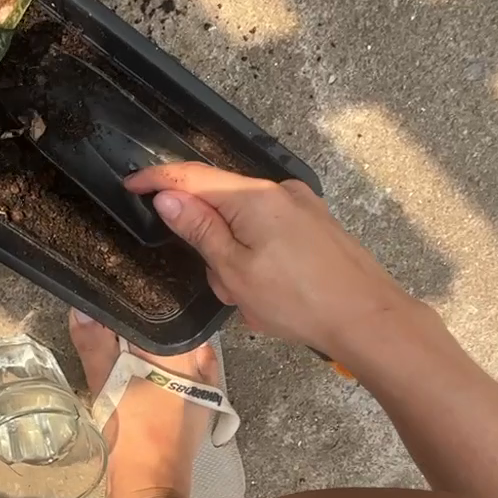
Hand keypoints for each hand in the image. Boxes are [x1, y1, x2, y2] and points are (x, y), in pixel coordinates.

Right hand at [124, 163, 424, 359]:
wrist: (368, 320)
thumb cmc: (298, 300)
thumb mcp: (234, 271)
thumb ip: (199, 230)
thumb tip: (167, 198)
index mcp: (255, 198)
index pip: (193, 177)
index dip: (157, 179)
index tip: (129, 184)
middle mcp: (280, 192)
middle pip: (219, 205)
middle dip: (209, 246)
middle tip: (224, 287)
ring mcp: (301, 207)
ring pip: (242, 225)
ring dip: (234, 260)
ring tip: (253, 300)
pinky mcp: (313, 226)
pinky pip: (266, 234)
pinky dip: (255, 261)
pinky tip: (269, 293)